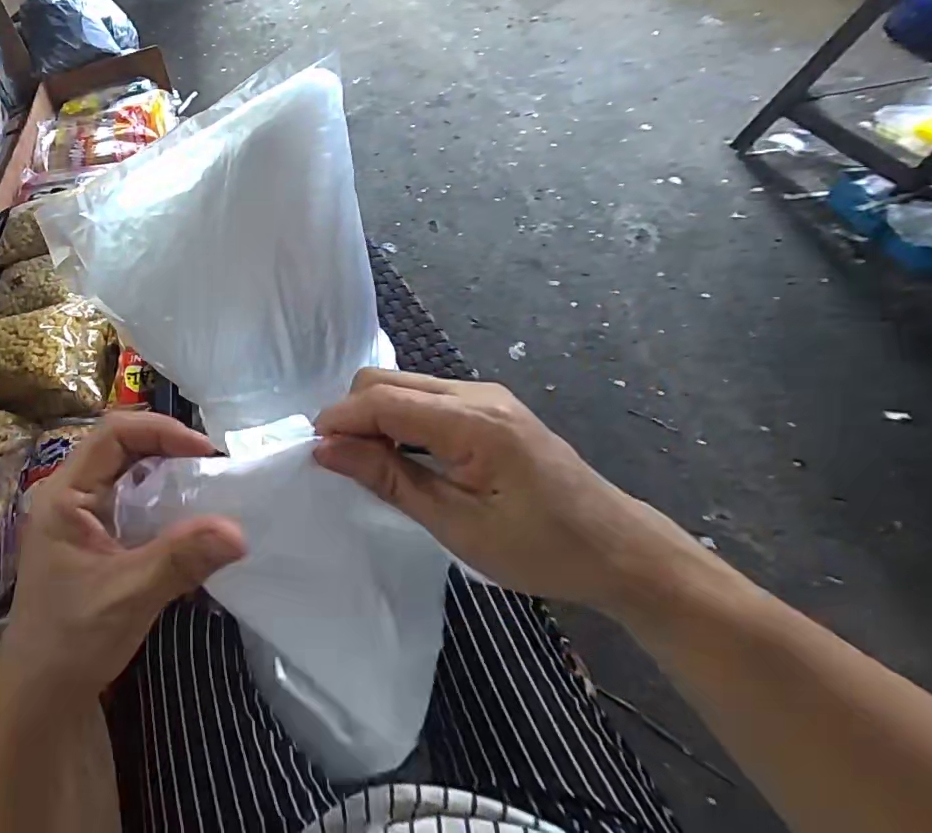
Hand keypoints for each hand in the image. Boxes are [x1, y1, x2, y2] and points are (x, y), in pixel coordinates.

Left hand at [0, 413, 246, 696]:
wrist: (41, 699)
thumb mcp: (129, 596)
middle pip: (120, 445)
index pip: (113, 434)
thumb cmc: (72, 642)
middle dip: (167, 445)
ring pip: (127, 470)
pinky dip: (161, 497)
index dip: (161, 431)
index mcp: (64, 496)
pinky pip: (131, 498)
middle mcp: (69, 495)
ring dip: (166, 469)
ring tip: (206, 482)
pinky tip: (186, 514)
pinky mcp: (94, 537)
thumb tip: (239, 532)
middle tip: (211, 464)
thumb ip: (181, 559)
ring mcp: (80, 516)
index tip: (204, 451)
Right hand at [313, 369, 702, 613]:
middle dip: (352, 415)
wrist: (619, 550)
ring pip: (404, 386)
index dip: (338, 420)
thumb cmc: (541, 549)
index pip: (382, 400)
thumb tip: (327, 449)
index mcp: (472, 421)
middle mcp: (477, 393)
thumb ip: (389, 478)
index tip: (312, 454)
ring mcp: (487, 396)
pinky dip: (400, 420)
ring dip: (375, 417)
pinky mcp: (491, 408)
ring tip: (367, 465)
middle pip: (387, 381)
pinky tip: (402, 456)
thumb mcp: (457, 525)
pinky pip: (427, 399)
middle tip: (340, 465)